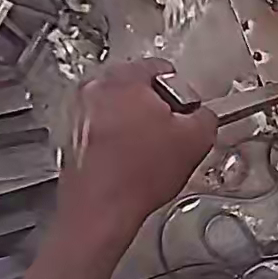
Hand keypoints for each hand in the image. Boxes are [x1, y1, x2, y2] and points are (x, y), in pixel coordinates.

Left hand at [62, 58, 217, 228]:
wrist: (102, 210)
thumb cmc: (140, 174)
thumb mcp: (197, 139)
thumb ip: (206, 115)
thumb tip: (202, 114)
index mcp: (124, 79)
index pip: (162, 68)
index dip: (182, 93)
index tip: (187, 112)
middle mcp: (94, 89)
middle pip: (138, 87)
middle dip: (157, 107)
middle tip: (170, 133)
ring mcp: (78, 112)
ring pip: (120, 108)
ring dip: (136, 123)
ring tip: (150, 150)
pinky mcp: (71, 136)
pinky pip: (104, 128)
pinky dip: (118, 139)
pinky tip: (131, 161)